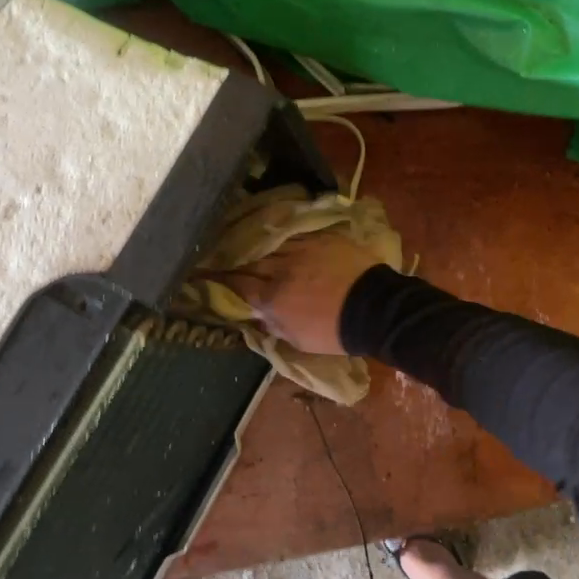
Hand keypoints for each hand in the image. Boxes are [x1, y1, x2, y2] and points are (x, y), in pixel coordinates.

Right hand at [219, 234, 382, 355]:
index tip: (204, 274)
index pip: (238, 286)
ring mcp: (302, 250)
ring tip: (248, 246)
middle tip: (221, 257)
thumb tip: (256, 315)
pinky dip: (285, 241)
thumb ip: (274, 325)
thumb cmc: (336, 332)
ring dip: (259, 250)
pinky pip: (295, 237)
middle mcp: (280, 270)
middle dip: (236, 263)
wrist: (374, 308)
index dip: (220, 280)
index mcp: (272, 299)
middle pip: (251, 264)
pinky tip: (279, 239)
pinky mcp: (321, 239)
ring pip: (272, 248)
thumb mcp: (298, 340)